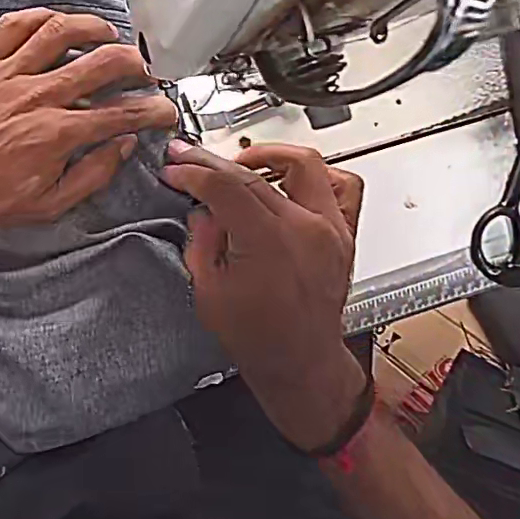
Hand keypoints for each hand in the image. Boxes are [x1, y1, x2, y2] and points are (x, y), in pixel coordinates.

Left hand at [0, 8, 178, 266]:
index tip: (163, 110)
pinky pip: (14, 25)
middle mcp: (36, 97)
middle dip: (134, 63)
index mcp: (56, 134)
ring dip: (93, 28)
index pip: (121, 114)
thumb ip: (92, 175)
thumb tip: (122, 147)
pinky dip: (40, 16)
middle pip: (101, 63)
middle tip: (143, 70)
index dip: (153, 110)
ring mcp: (8, 74)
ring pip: (61, 32)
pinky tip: (55, 22)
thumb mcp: (47, 204)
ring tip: (109, 35)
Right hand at [161, 140, 367, 451]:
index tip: (175, 169)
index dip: (192, 172)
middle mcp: (304, 229)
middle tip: (191, 160)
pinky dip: (316, 175)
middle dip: (213, 162)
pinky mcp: (344, 234)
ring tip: (242, 162)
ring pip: (303, 163)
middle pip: (253, 171)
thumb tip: (202, 210)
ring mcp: (329, 229)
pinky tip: (291, 180)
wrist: (300, 363)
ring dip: (267, 155)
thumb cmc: (260, 338)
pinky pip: (343, 186)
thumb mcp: (208, 291)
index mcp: (267, 243)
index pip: (224, 185)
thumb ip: (201, 241)